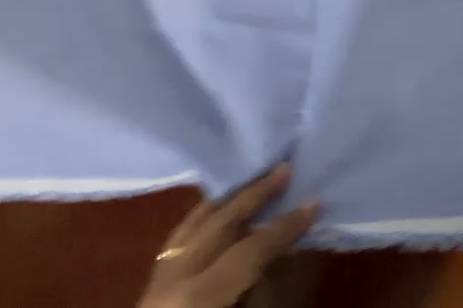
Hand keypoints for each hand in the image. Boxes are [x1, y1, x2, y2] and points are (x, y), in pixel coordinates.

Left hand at [139, 164, 319, 307]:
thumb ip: (257, 296)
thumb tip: (266, 266)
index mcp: (198, 296)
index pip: (251, 248)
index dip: (286, 226)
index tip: (315, 203)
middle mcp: (174, 278)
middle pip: (220, 223)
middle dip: (255, 194)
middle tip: (285, 168)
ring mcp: (155, 282)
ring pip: (192, 225)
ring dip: (227, 200)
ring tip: (253, 180)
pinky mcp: (147, 288)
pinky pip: (177, 239)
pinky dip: (200, 219)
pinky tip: (215, 210)